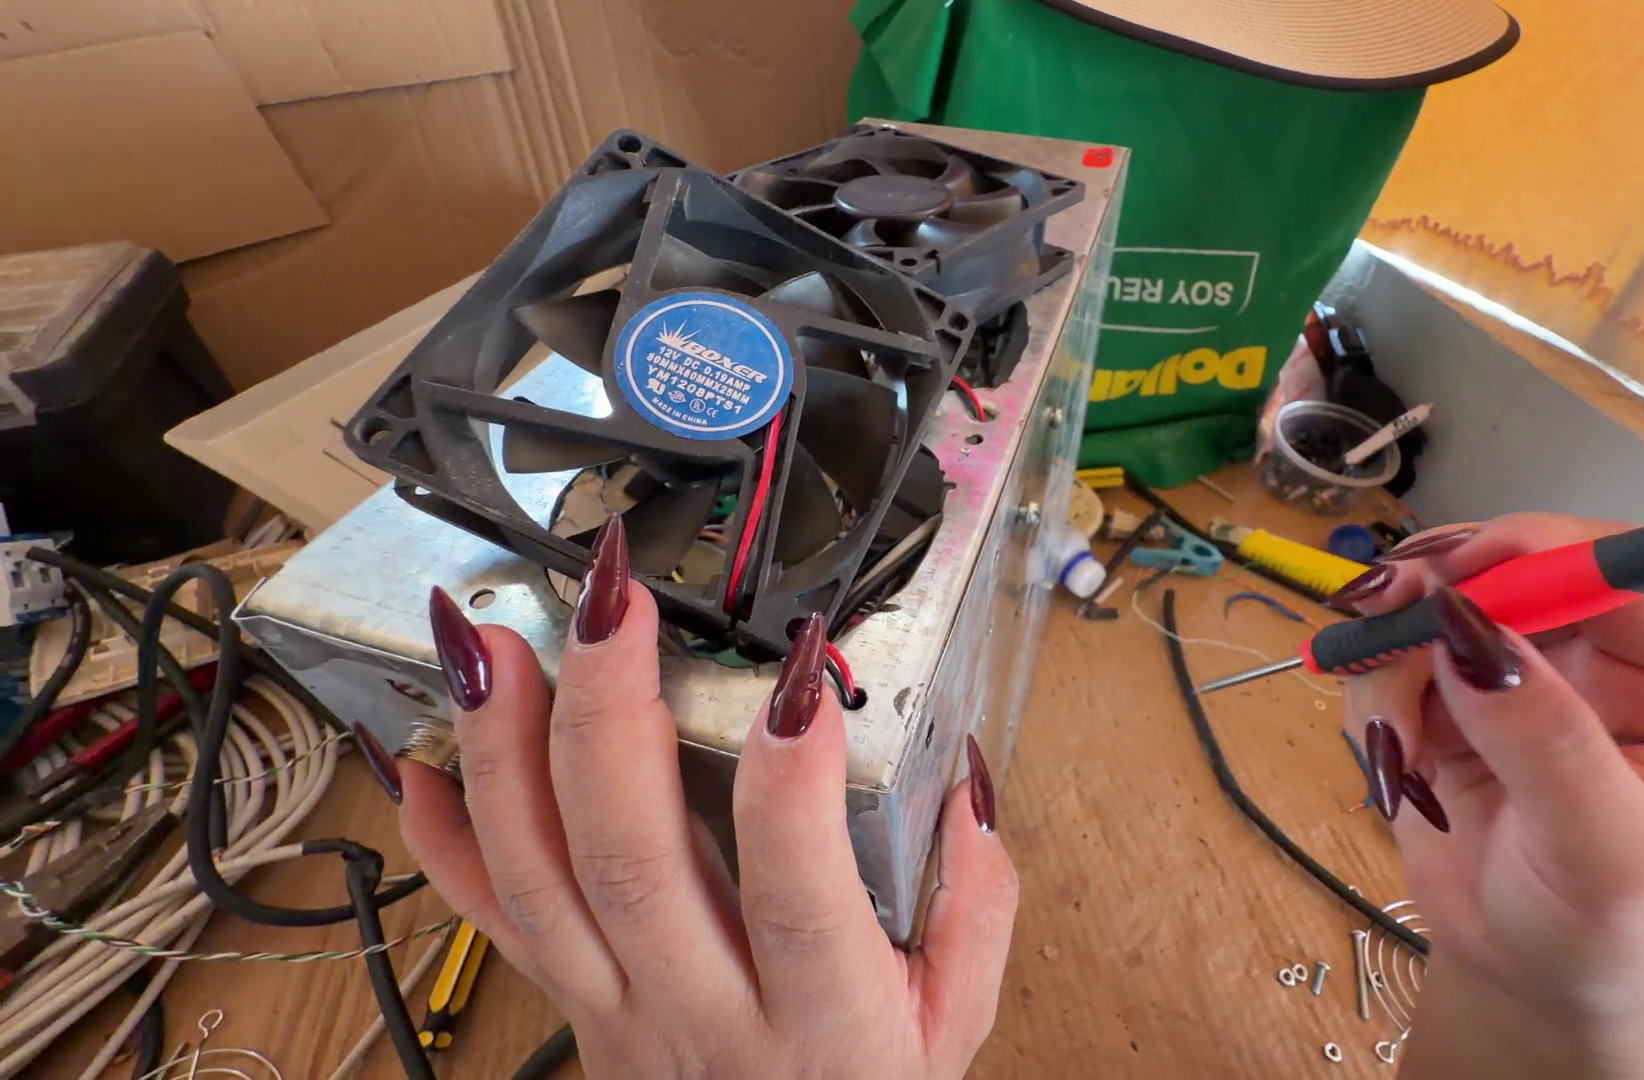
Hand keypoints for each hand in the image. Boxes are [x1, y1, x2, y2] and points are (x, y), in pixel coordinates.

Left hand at [377, 520, 1018, 1077]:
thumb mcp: (959, 1018)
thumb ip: (978, 902)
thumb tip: (963, 786)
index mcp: (819, 1011)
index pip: (795, 892)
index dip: (791, 784)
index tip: (802, 675)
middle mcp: (699, 1005)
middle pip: (635, 862)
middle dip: (613, 717)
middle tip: (615, 610)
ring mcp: (615, 1003)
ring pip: (541, 880)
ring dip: (509, 752)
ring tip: (495, 644)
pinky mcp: (570, 999)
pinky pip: (489, 921)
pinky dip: (444, 838)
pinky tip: (420, 758)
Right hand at [1333, 516, 1643, 1078]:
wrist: (1533, 988)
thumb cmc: (1616, 939)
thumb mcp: (1608, 854)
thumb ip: (1544, 739)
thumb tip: (1464, 629)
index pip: (1624, 577)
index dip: (1545, 553)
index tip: (1459, 571)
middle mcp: (1584, 669)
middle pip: (1502, 577)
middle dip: (1432, 594)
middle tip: (1374, 614)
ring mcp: (1501, 686)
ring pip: (1424, 619)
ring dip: (1387, 669)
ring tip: (1393, 748)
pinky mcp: (1435, 710)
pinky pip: (1381, 668)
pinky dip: (1367, 704)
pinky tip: (1390, 766)